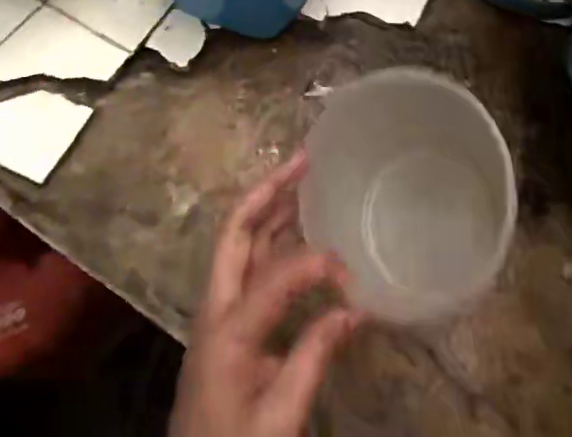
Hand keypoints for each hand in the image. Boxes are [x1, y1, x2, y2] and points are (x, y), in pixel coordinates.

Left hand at [169, 151, 365, 436]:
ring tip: (304, 177)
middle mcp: (215, 309)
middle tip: (305, 159)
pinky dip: (273, 233)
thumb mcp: (279, 418)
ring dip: (270, 205)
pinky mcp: (228, 322)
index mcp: (226, 331)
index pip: (275, 275)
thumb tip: (355, 307)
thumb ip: (314, 358)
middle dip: (268, 190)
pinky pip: (249, 263)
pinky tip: (299, 227)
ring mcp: (218, 313)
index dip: (317, 265)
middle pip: (235, 232)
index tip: (351, 279)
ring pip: (241, 242)